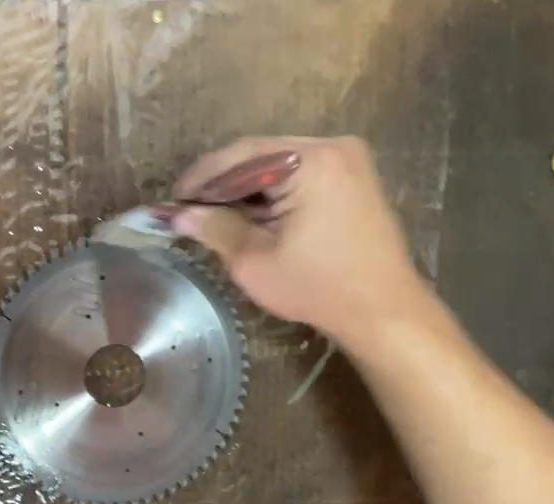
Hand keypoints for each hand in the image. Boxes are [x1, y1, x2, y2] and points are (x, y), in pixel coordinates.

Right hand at [171, 136, 431, 343]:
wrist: (380, 306)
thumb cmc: (316, 287)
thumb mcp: (254, 261)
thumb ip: (215, 229)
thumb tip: (178, 216)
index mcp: (310, 161)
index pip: (241, 155)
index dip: (201, 177)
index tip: (173, 201)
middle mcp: (332, 147)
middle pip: (261, 153)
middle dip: (222, 182)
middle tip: (190, 209)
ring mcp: (347, 160)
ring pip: (279, 163)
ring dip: (245, 187)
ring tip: (215, 216)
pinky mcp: (353, 177)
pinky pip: (300, 173)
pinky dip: (272, 191)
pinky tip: (252, 215)